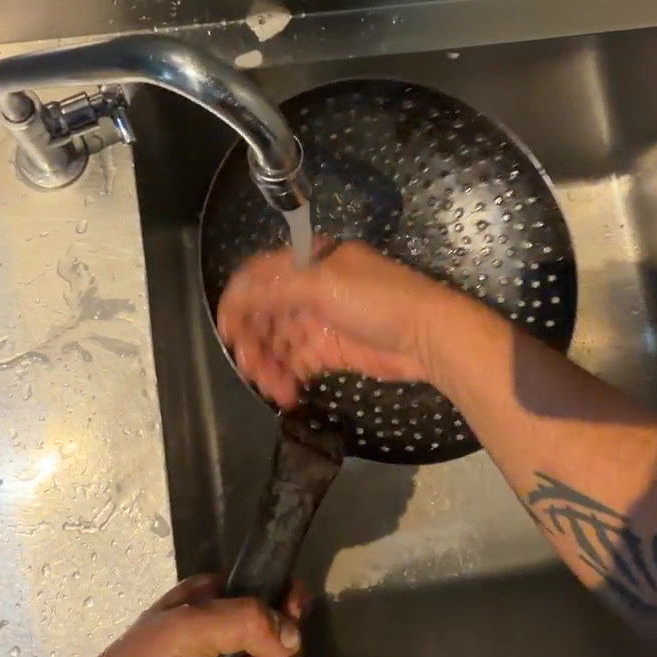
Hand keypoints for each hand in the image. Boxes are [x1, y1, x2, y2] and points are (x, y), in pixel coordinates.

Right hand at [215, 240, 465, 407]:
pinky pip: (296, 363)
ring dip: (268, 364)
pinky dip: (287, 377)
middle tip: (250, 366)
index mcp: (309, 263)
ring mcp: (320, 321)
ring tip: (272, 387)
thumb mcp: (326, 285)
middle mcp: (310, 290)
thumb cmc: (379, 300)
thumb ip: (278, 290)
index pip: (260, 278)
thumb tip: (236, 297)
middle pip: (265, 314)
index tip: (227, 331)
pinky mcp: (330, 350)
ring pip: (278, 342)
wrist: (429, 336)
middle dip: (253, 340)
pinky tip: (287, 393)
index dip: (239, 302)